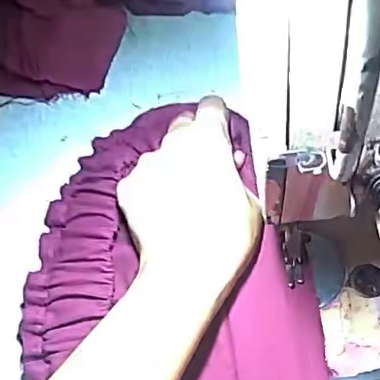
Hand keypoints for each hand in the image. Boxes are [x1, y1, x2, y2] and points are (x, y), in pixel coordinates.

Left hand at [116, 95, 262, 292]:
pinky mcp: (127, 189)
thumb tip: (231, 170)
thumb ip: (239, 175)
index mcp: (209, 140)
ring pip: (161, 157)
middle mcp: (173, 144)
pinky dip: (150, 192)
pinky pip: (141, 181)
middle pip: (184, 127)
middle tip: (208, 173)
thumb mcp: (252, 203)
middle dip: (195, 145)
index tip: (223, 135)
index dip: (219, 121)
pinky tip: (163, 214)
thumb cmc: (222, 242)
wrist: (185, 273)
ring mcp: (146, 166)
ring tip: (184, 203)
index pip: (212, 107)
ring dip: (172, 171)